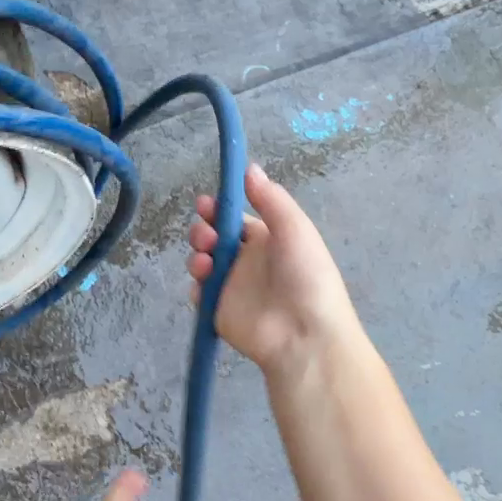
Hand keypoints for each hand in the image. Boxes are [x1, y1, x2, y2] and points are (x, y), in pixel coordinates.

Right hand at [186, 163, 359, 377]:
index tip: (205, 203)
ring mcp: (229, 286)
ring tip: (204, 263)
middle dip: (202, 231)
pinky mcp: (216, 309)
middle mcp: (245, 260)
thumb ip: (270, 198)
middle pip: (211, 237)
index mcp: (266, 239)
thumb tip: (249, 167)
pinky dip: (195, 284)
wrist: (303, 333)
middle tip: (206, 237)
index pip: (233, 218)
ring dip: (196, 255)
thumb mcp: (294, 228)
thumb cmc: (306, 276)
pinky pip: (197, 291)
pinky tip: (203, 284)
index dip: (217, 209)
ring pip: (200, 262)